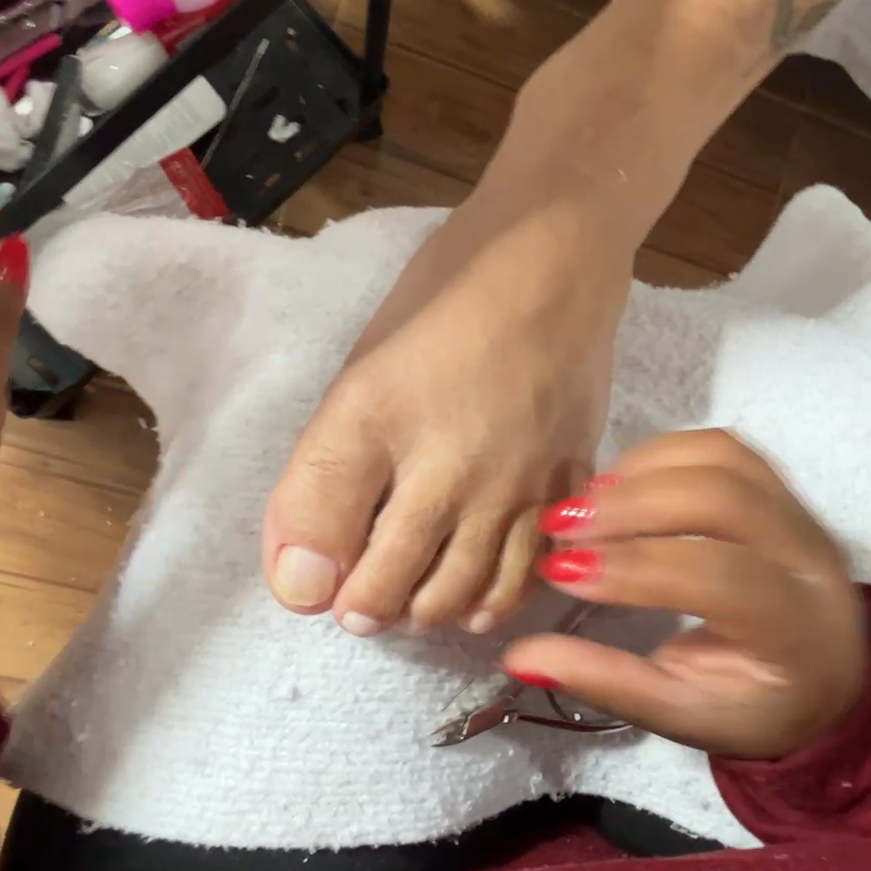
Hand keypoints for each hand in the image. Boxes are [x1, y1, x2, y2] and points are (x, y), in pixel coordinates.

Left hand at [262, 186, 635, 634]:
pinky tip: (484, 603)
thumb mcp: (359, 378)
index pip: (338, 560)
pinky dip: (502, 599)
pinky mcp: (571, 482)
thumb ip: (322, 480)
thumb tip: (300, 583)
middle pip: (407, 587)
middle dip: (374, 608)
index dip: (320, 590)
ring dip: (433, 612)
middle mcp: (457, 477)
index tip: (319, 586)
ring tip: (416, 609)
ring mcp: (522, 485)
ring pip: (471, 591)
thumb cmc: (444, 300)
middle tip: (364, 607)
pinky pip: (536, 569)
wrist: (555, 259)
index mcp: (384, 436)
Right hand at [504, 429, 870, 759]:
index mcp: (795, 628)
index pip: (718, 578)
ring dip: (642, 470)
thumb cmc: (749, 704)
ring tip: (586, 503)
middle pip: (723, 498)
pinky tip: (618, 484)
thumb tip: (521, 657)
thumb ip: (607, 682)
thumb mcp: (680, 713)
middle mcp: (810, 557)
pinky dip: (661, 454)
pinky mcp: (781, 489)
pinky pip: (722, 448)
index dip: (634, 568)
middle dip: (630, 505)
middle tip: (561, 524)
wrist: (819, 675)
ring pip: (723, 458)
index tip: (560, 571)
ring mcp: (800, 512)